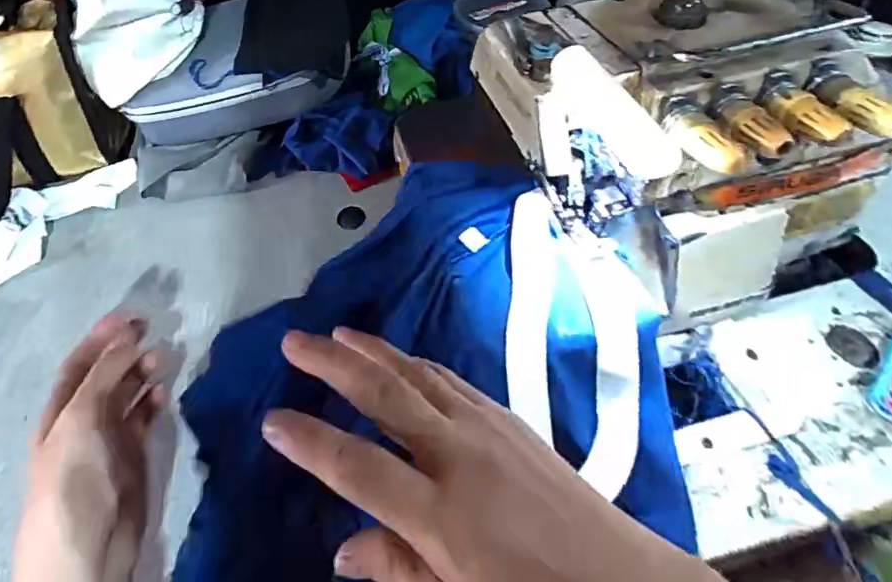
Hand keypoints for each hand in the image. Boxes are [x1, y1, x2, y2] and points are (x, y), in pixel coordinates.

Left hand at [13, 314, 165, 581]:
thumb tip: (129, 334)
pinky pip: (144, 416)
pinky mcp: (133, 454)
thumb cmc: (73, 480)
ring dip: (145, 372)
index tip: (130, 315)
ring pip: (129, 392)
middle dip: (127, 351)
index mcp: (59, 412)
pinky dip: (155, 400)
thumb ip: (104, 375)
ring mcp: (109, 437)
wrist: (85, 552)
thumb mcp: (79, 421)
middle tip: (155, 331)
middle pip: (107, 374)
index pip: (79, 364)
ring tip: (164, 359)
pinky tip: (166, 392)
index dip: (101, 337)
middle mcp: (83, 420)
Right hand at [262, 328, 720, 581]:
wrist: (618, 574)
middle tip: (295, 340)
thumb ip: (400, 570)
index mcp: (443, 511)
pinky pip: (449, 379)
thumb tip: (344, 549)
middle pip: (385, 395)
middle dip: (334, 364)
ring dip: (374, 351)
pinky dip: (415, 363)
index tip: (272, 418)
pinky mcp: (506, 415)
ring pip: (417, 374)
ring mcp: (486, 424)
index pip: (359, 468)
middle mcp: (460, 452)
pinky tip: (402, 360)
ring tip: (339, 334)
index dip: (311, 441)